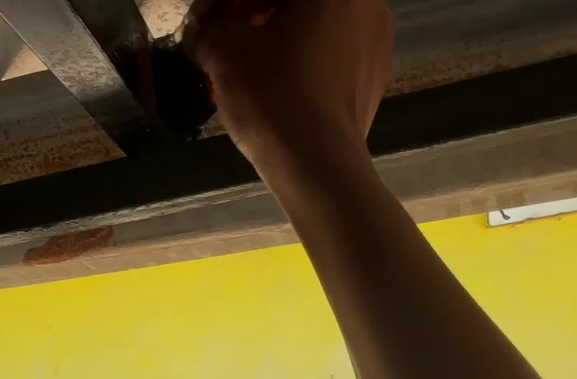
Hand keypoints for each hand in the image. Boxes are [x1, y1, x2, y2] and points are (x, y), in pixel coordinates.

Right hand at [183, 0, 393, 177]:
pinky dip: (307, 62)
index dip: (224, 2)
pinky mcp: (377, 75)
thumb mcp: (225, 56)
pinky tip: (285, 88)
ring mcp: (377, 37)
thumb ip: (209, 32)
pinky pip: (335, 55)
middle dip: (256, 13)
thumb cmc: (272, 97)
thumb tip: (199, 33)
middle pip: (296, 3)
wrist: (317, 165)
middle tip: (228, 38)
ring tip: (255, 66)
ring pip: (318, 25)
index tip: (204, 22)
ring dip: (283, 36)